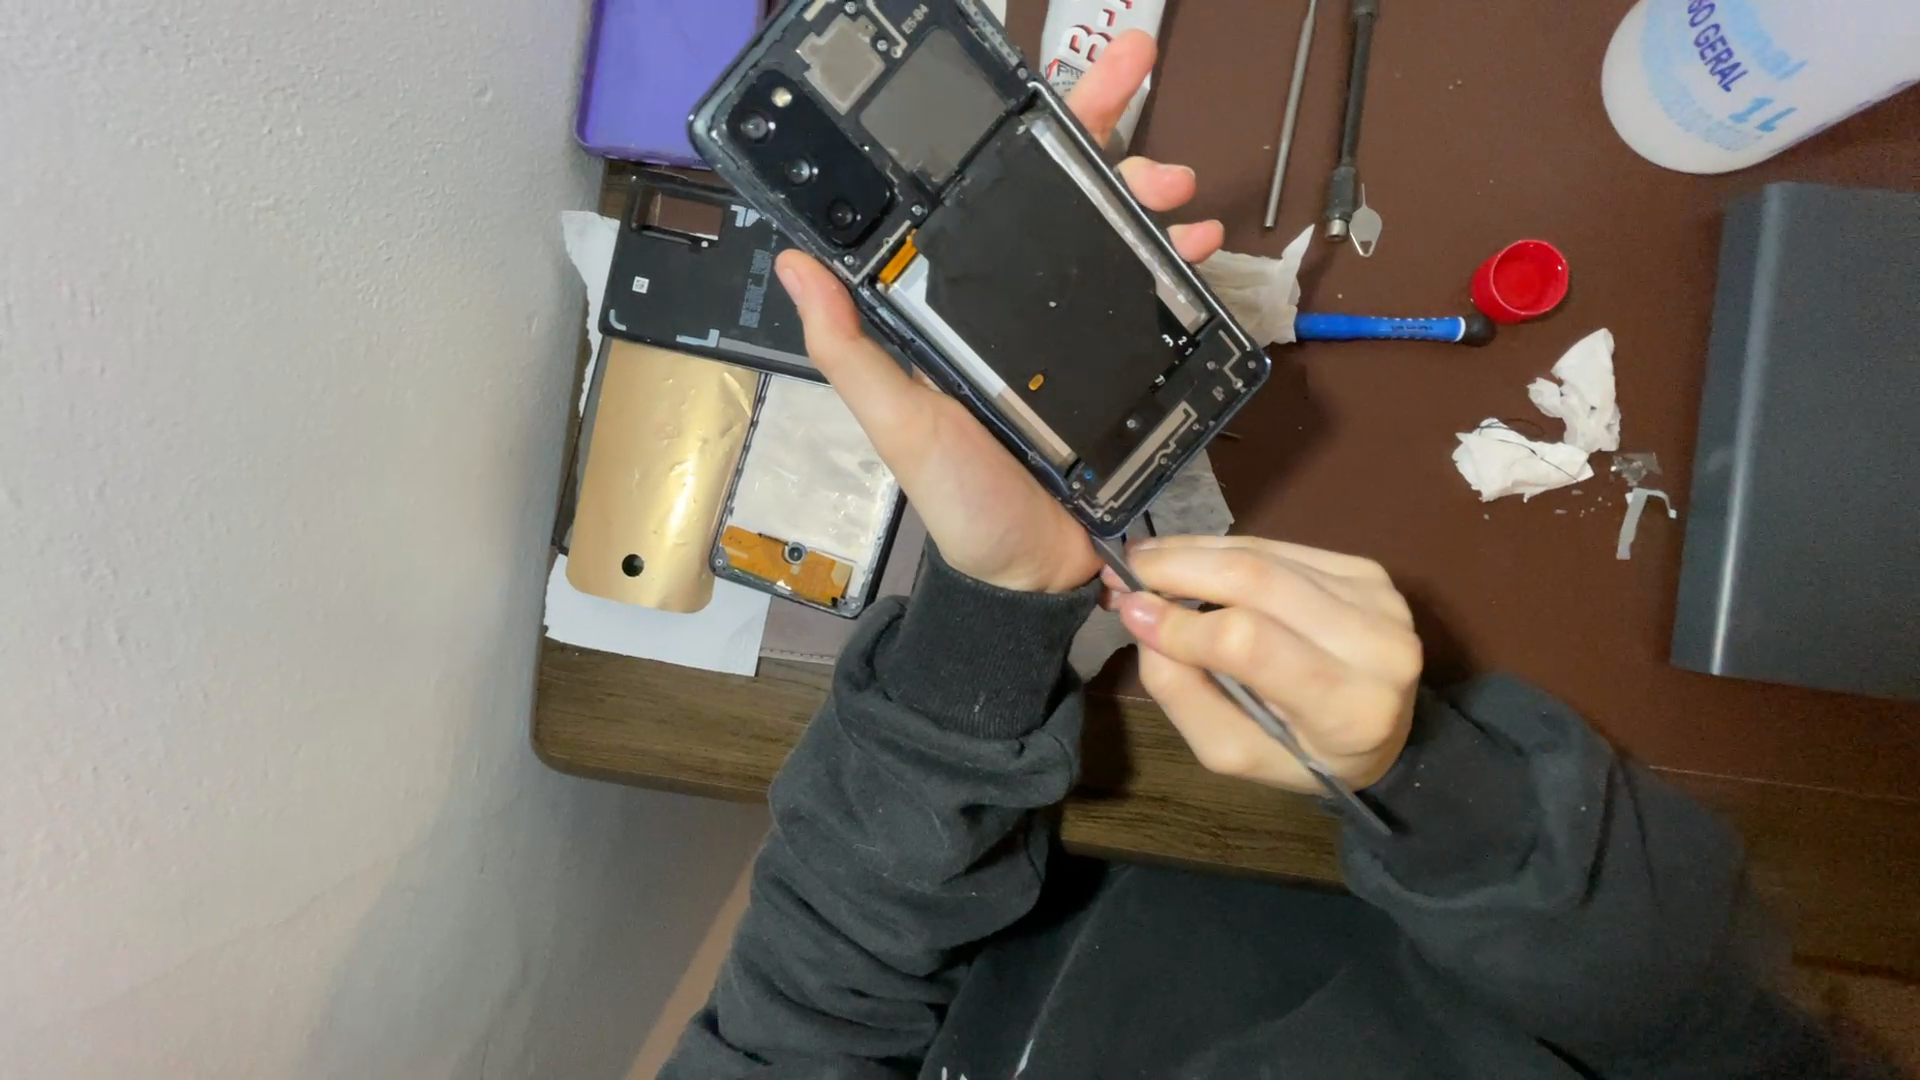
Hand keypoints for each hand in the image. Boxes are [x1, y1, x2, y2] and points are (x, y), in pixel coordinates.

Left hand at [774, 30, 1223, 592]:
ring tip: (1182, 185)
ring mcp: (1066, 341)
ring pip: (1109, 247)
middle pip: (1053, 212)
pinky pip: (1147, 308)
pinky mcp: (1112, 371)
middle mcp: (1008, 316)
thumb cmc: (961, 498)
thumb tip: (796, 266)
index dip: (1005, 147)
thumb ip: (850, 351)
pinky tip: (1197, 253)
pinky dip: (1174, 273)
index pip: (976, 211)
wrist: (1031, 569)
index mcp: (953, 317)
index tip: (1040, 92)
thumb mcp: (899, 422)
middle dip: (1098, 148)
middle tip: (1140, 101)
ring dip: (1146, 204)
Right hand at [1104, 536, 1421, 791]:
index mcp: (1348, 710)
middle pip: (1258, 582)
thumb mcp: (1229, 750)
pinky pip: (1279, 547)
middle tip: (1123, 569)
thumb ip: (1181, 692)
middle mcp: (1377, 646)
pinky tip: (1187, 556)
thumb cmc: (1298, 753)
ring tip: (1143, 558)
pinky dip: (1222, 548)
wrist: (1385, 733)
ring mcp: (1378, 600)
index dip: (1182, 623)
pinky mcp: (1369, 572)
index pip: (1250, 644)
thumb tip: (1141, 618)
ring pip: (1264, 555)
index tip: (1128, 610)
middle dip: (1177, 569)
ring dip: (1192, 551)